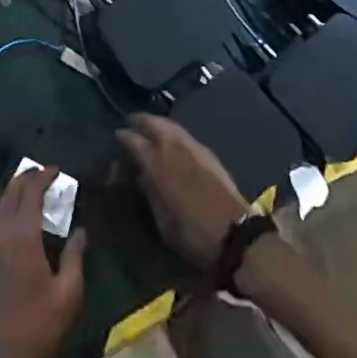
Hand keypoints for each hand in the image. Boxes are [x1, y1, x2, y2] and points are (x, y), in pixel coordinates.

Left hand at [0, 166, 87, 357]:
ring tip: (34, 184)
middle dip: (27, 176)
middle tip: (45, 172)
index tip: (58, 169)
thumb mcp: (69, 292)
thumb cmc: (42, 320)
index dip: (43, 177)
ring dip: (16, 188)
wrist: (8, 348)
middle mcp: (4, 232)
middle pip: (11, 192)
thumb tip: (80, 230)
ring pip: (2, 203)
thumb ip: (75, 256)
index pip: (31, 193)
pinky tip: (21, 212)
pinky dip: (10, 203)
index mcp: (23, 235)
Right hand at [115, 113, 250, 270]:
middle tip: (132, 121)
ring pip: (172, 126)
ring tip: (151, 126)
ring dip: (159, 123)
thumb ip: (149, 191)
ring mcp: (195, 150)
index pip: (134, 140)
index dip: (124, 136)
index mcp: (157, 164)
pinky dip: (175, 133)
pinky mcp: (211, 156)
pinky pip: (187, 136)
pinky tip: (174, 140)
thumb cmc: (193, 234)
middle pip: (155, 124)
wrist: (238, 237)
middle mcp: (174, 149)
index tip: (118, 135)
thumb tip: (141, 173)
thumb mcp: (162, 219)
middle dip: (142, 120)